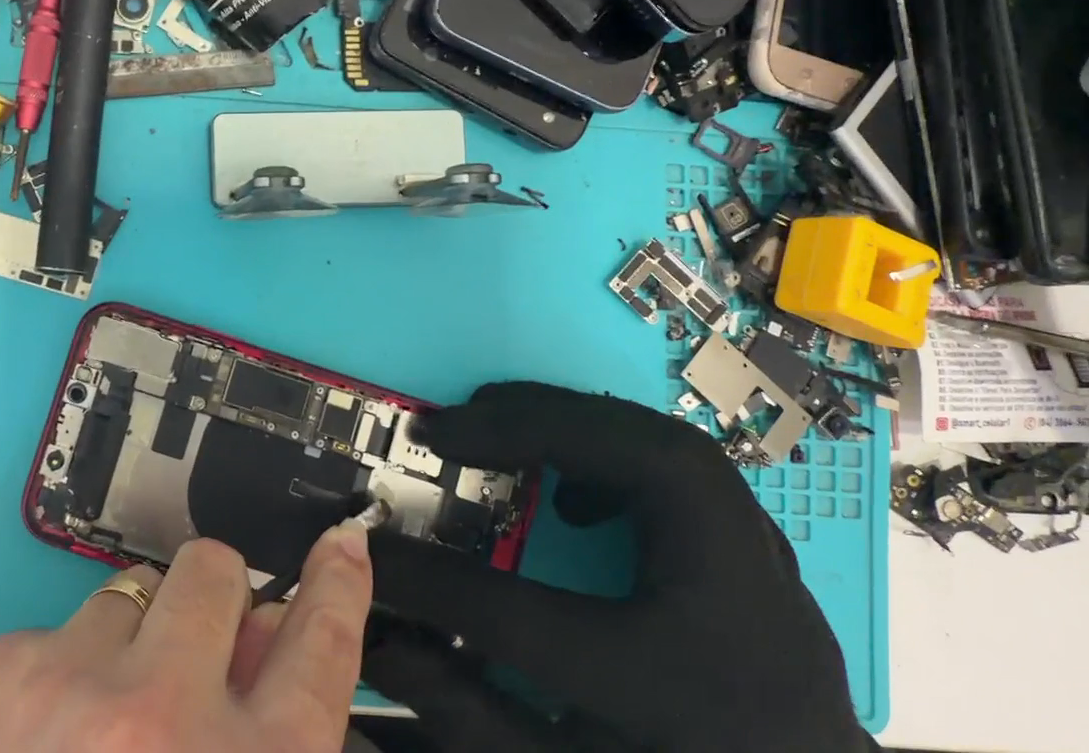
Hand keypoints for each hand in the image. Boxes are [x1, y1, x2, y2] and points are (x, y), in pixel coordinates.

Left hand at [0, 524, 373, 752]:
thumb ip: (263, 740)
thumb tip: (263, 643)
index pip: (319, 652)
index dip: (336, 589)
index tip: (341, 547)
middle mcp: (168, 712)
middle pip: (215, 574)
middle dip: (214, 594)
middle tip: (192, 642)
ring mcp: (77, 680)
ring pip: (131, 588)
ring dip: (133, 634)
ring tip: (105, 713)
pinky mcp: (2, 667)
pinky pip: (59, 626)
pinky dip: (63, 670)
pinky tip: (39, 738)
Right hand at [363, 382, 869, 752]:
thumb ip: (463, 713)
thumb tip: (375, 639)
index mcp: (675, 687)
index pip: (517, 614)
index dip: (424, 576)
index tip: (365, 546)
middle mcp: (740, 610)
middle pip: (650, 469)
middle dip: (534, 425)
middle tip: (446, 426)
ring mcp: (765, 570)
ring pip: (673, 448)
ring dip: (571, 417)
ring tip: (489, 419)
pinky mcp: (755, 552)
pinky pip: (683, 468)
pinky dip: (613, 444)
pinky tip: (569, 475)